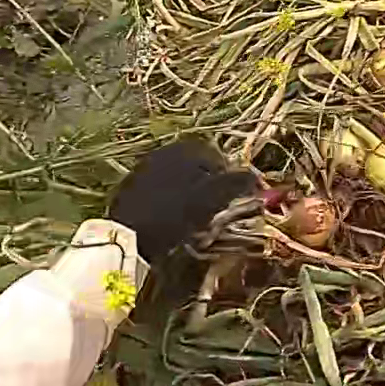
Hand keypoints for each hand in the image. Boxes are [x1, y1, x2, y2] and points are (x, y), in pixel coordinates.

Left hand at [107, 139, 257, 261]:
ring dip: (192, 193)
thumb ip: (237, 184)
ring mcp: (145, 168)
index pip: (218, 156)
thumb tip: (256, 177)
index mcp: (186, 149)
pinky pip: (162, 190)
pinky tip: (173, 219)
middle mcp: (165, 152)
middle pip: (198, 166)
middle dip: (211, 185)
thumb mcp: (212, 198)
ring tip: (196, 217)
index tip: (235, 198)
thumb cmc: (175, 213)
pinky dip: (172, 200)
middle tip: (217, 207)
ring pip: (180, 178)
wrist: (128, 236)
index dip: (231, 178)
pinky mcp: (132, 186)